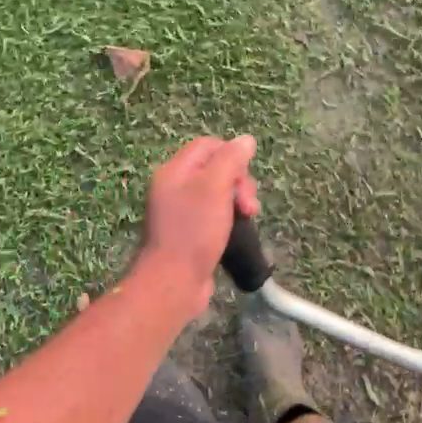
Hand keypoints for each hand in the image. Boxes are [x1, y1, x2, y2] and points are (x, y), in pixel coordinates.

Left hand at [135, 136, 261, 313]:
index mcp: (174, 171)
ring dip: (237, 201)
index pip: (207, 146)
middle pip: (215, 169)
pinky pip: (213, 214)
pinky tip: (238, 230)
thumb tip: (246, 140)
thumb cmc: (194, 230)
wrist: (174, 282)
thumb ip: (231, 159)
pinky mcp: (188, 233)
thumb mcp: (215, 187)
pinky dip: (228, 218)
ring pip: (218, 193)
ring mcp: (180, 212)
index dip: (232, 155)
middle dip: (238, 182)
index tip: (245, 176)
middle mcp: (174, 187)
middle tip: (248, 205)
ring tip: (248, 218)